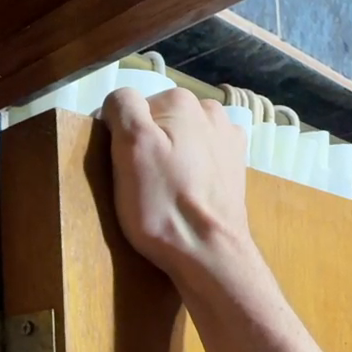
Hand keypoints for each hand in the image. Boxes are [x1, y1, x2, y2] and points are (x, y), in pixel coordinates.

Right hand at [101, 87, 264, 298]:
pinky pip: (200, 156)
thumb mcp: (130, 150)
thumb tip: (117, 100)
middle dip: (144, 146)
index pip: (128, 107)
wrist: (208, 252)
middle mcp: (209, 110)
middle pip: (156, 121)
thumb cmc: (162, 205)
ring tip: (162, 190)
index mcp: (180, 102)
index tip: (119, 169)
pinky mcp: (234, 165)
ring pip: (179, 138)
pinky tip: (184, 191)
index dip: (117, 138)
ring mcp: (227, 138)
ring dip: (167, 156)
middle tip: (138, 184)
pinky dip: (188, 168)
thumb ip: (122, 109)